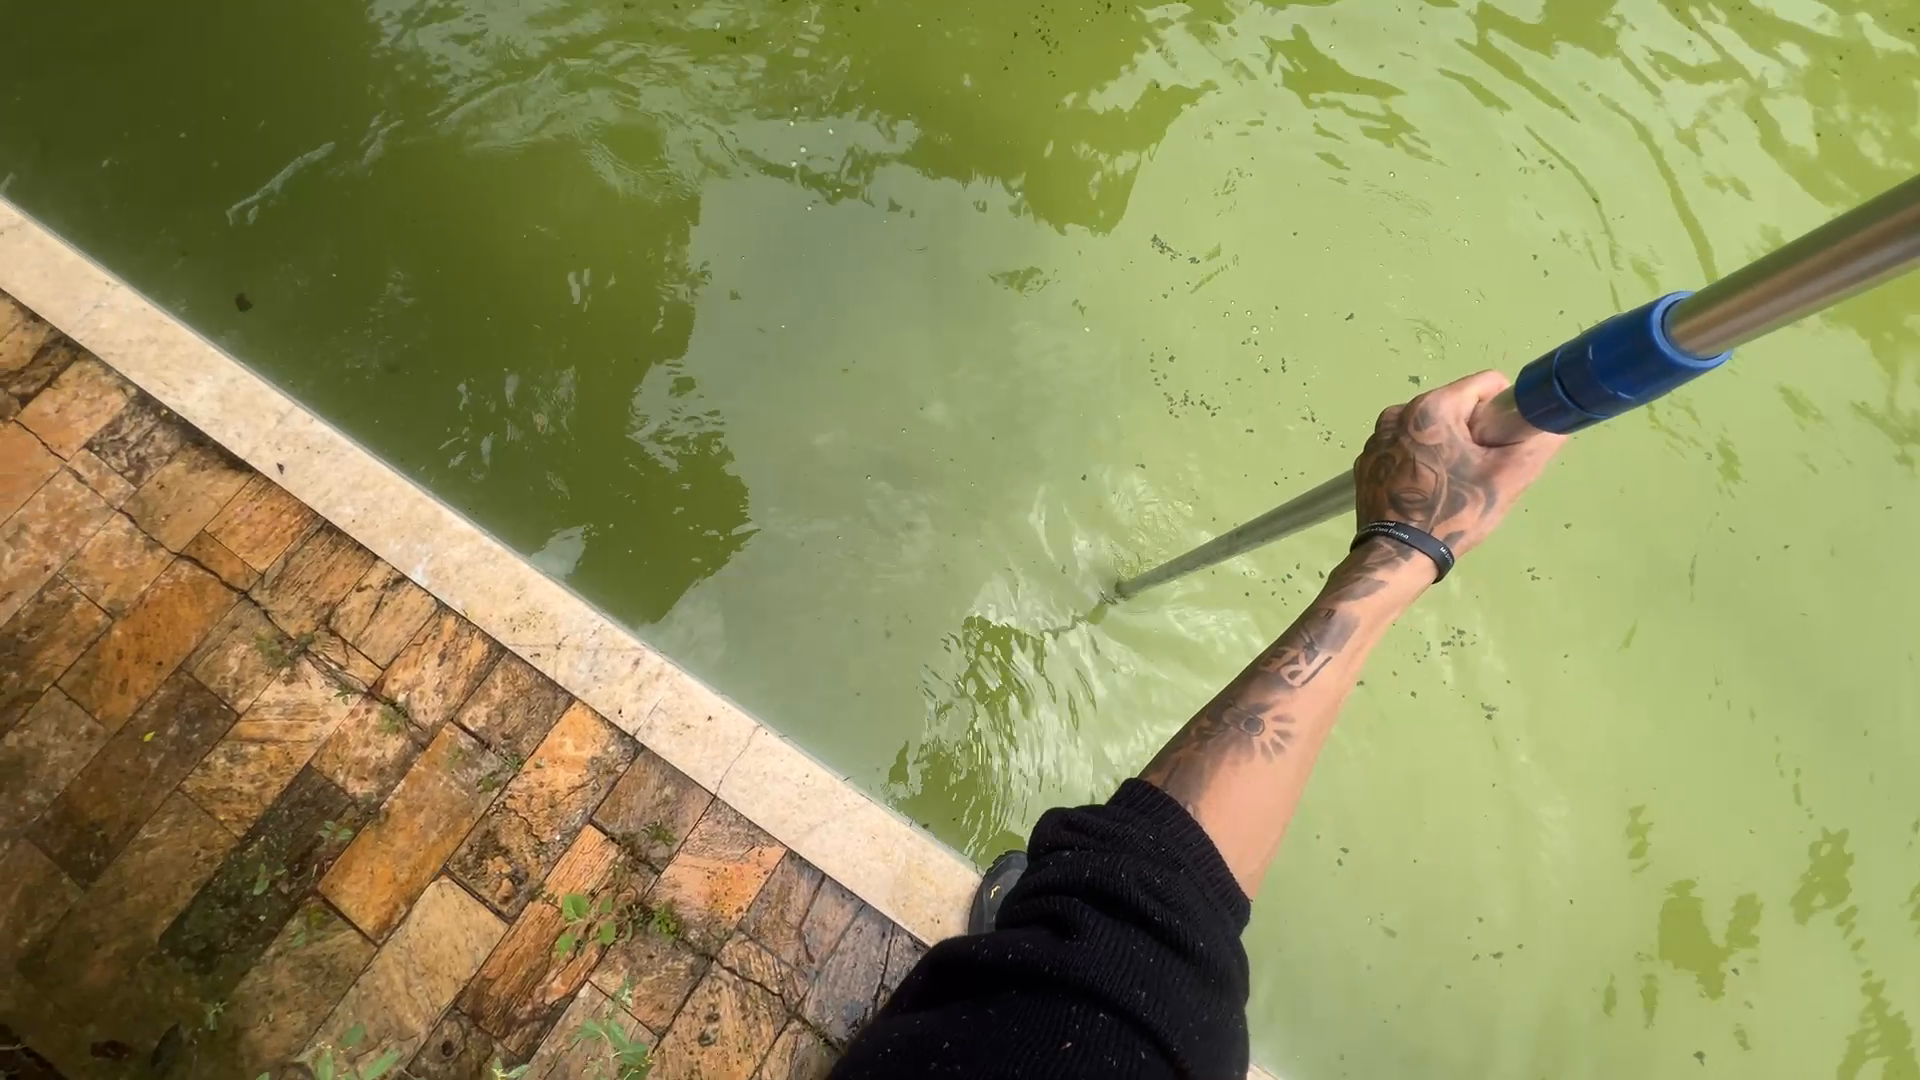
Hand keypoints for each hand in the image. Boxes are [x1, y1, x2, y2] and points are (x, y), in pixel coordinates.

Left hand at [1354, 370, 1565, 557]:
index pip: (1486, 385)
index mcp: (1429, 407)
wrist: (1399, 552)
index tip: (1501, 442)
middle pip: (1455, 406)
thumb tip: (1554, 418)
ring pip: (1430, 427)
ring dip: (1446, 445)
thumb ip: (1540, 438)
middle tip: (1477, 468)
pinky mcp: (1366, 461)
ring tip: (1451, 481)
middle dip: (1473, 430)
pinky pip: (1405, 447)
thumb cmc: (1456, 511)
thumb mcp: (1512, 474)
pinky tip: (1426, 488)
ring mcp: (1376, 438)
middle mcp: (1396, 414)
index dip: (1503, 410)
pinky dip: (1419, 459)